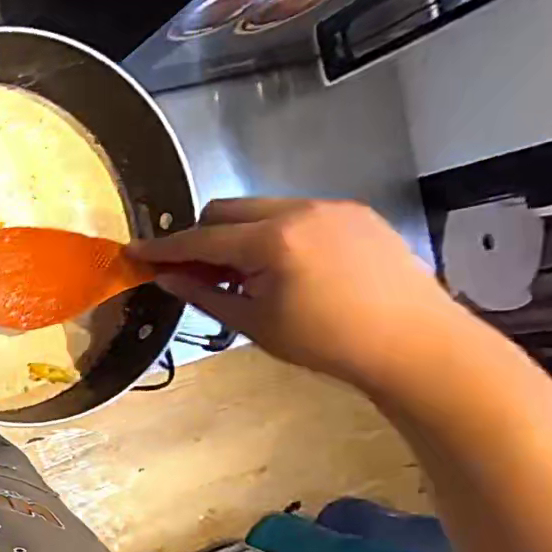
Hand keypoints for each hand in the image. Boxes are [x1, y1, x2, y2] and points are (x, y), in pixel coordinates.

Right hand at [128, 198, 472, 390]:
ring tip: (249, 275)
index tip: (135, 251)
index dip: (163, 248)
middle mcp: (298, 210)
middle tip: (199, 273)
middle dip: (202, 236)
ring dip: (239, 235)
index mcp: (272, 240)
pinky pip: (296, 214)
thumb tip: (167, 279)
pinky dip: (275, 234)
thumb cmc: (327, 344)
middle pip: (225, 210)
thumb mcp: (256, 324)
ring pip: (261, 208)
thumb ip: (205, 295)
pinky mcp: (354, 213)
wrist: (415, 344)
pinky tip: (288, 269)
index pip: (200, 239)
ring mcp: (330, 207)